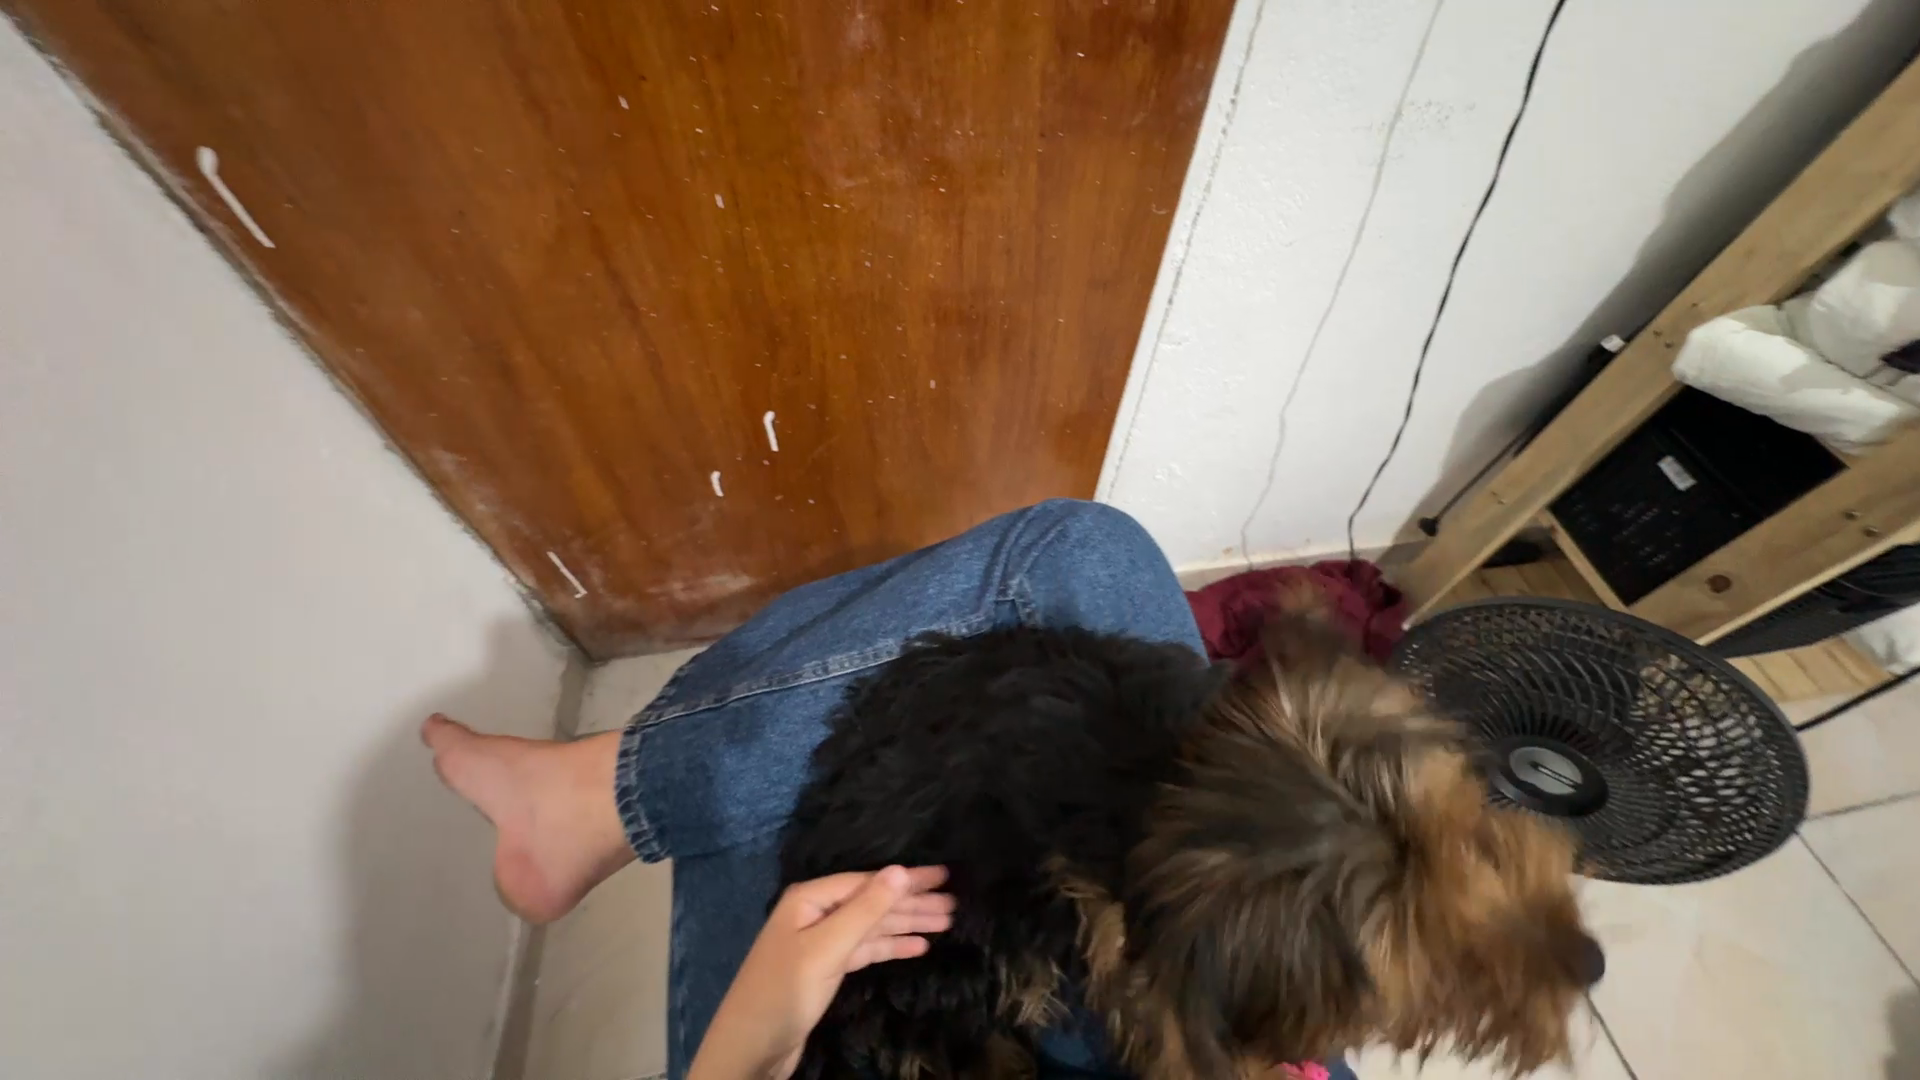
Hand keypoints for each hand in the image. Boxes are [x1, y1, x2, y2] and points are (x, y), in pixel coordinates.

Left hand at [687, 865, 954, 1079]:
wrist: (747, 1052)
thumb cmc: (783, 993)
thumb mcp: (826, 949)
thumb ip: (865, 910)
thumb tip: (900, 869)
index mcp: (812, 898)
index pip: (870, 881)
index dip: (908, 879)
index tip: (945, 876)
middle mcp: (817, 912)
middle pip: (874, 902)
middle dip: (913, 902)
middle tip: (954, 903)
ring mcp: (821, 941)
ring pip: (873, 927)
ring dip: (908, 924)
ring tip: (947, 922)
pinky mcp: (826, 969)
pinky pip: (866, 949)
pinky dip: (892, 946)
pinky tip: (918, 946)